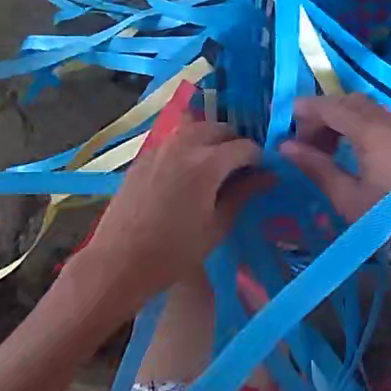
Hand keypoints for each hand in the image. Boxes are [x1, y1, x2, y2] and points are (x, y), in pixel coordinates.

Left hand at [80, 120, 272, 299]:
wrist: (120, 261)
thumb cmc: (174, 251)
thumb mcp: (217, 225)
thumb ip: (243, 194)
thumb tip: (270, 176)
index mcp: (207, 163)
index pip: (245, 147)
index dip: (259, 159)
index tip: (264, 174)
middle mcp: (183, 145)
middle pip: (219, 128)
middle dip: (235, 143)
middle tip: (242, 169)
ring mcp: (159, 148)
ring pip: (194, 129)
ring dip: (211, 140)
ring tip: (217, 167)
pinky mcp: (143, 158)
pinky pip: (173, 140)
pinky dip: (188, 146)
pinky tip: (189, 172)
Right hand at [278, 95, 390, 269]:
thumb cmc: (385, 215)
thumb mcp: (345, 194)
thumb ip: (315, 166)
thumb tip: (285, 146)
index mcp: (370, 131)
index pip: (330, 107)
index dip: (304, 110)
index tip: (283, 121)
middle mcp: (386, 120)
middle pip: (346, 102)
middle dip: (320, 114)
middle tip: (302, 140)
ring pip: (361, 107)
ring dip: (337, 117)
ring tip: (321, 147)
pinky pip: (374, 116)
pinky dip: (354, 122)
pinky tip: (345, 147)